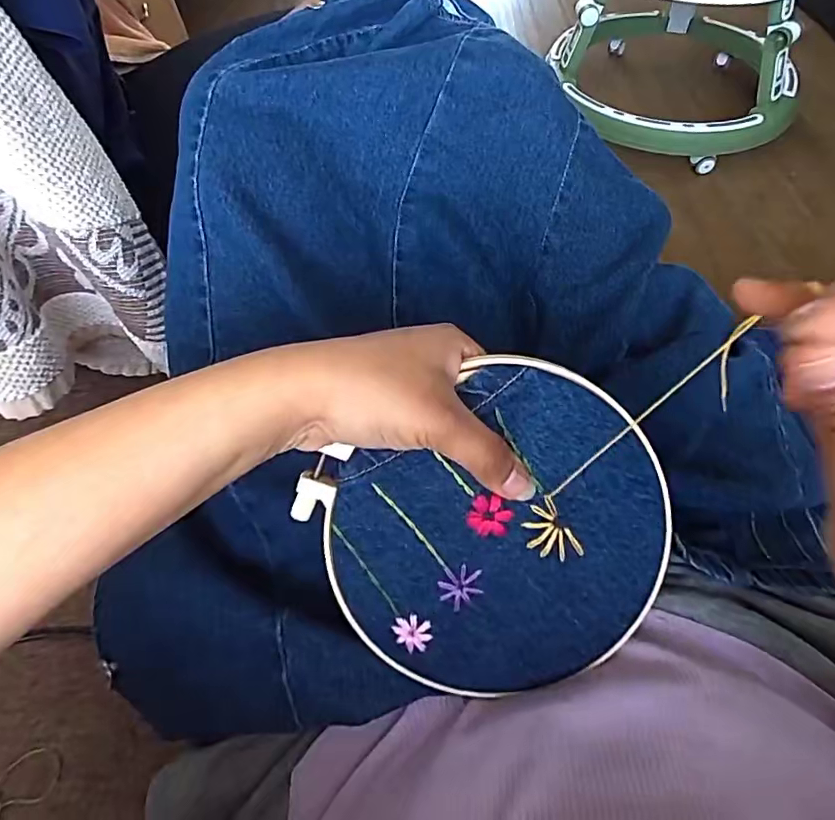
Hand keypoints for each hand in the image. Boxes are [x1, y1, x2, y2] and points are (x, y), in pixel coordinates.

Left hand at [239, 325, 533, 500]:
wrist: (298, 395)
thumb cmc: (376, 392)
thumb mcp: (439, 422)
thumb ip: (485, 453)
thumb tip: (527, 486)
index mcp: (454, 343)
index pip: (504, 381)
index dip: (519, 420)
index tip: (535, 459)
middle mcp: (432, 356)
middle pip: (475, 404)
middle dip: (488, 441)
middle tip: (513, 485)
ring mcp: (405, 380)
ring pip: (446, 421)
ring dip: (458, 451)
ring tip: (485, 492)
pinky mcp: (382, 404)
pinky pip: (420, 430)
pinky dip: (432, 452)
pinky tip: (445, 481)